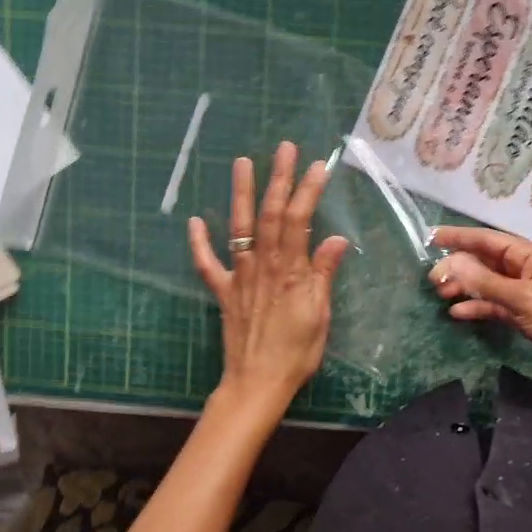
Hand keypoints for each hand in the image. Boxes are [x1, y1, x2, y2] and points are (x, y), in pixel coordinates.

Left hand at [187, 142, 349, 410]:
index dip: (308, 190)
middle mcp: (264, 266)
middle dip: (278, 178)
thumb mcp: (320, 315)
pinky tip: (194, 221)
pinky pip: (207, 264)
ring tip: (242, 162)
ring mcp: (240, 276)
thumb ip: (323, 275)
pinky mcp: (224, 292)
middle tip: (284, 148)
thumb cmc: (297, 353)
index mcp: (291, 271)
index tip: (319, 165)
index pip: (300, 221)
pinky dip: (199, 242)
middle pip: (271, 214)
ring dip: (241, 193)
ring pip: (240, 228)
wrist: (257, 383)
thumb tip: (337, 239)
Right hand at [428, 226, 531, 392]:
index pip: (487, 239)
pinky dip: (477, 307)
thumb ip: (486, 282)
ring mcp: (525, 293)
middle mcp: (525, 269)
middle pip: (484, 261)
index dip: (458, 237)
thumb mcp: (523, 299)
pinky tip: (458, 313)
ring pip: (487, 284)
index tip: (430, 238)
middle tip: (432, 280)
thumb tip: (452, 263)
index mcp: (529, 255)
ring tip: (440, 295)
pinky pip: (494, 305)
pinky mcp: (524, 315)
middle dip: (458, 266)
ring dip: (465, 287)